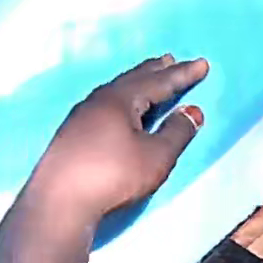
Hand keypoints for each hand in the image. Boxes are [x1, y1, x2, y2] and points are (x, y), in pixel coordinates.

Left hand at [25, 55, 208, 221]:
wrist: (60, 202)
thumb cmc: (115, 175)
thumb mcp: (157, 155)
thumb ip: (178, 132)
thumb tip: (192, 111)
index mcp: (120, 100)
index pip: (158, 82)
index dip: (182, 74)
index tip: (202, 64)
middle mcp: (98, 101)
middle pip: (132, 80)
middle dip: (155, 70)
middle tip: (170, 59)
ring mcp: (82, 117)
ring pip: (117, 91)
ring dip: (137, 83)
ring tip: (150, 78)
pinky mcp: (73, 134)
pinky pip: (106, 105)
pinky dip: (125, 98)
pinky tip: (124, 107)